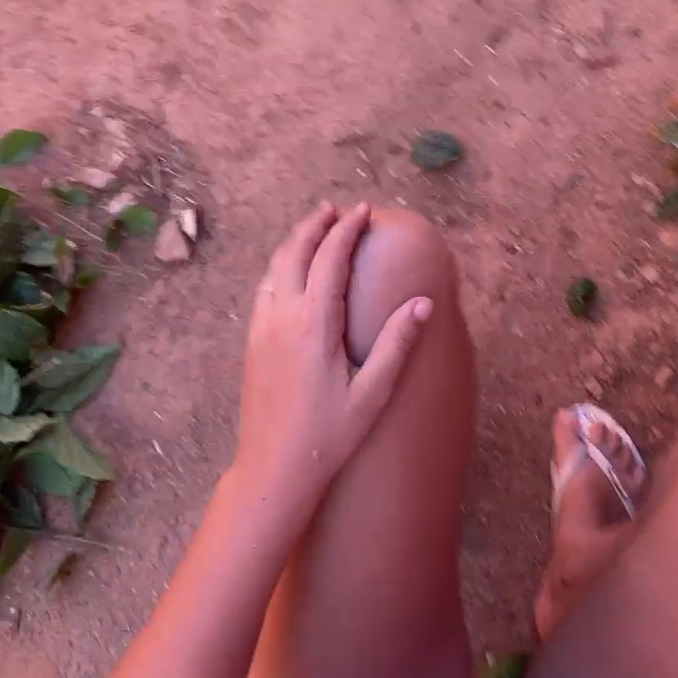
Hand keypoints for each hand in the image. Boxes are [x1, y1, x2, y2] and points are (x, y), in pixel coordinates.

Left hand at [234, 203, 431, 509]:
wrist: (272, 468)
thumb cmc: (329, 435)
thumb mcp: (372, 393)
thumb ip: (397, 343)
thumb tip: (424, 302)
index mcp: (314, 323)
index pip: (331, 258)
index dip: (348, 229)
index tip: (364, 211)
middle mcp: (282, 316)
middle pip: (296, 251)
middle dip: (316, 224)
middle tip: (336, 209)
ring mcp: (262, 328)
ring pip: (275, 267)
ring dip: (296, 242)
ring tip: (315, 229)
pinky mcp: (253, 342)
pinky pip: (265, 288)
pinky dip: (281, 266)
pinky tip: (291, 273)